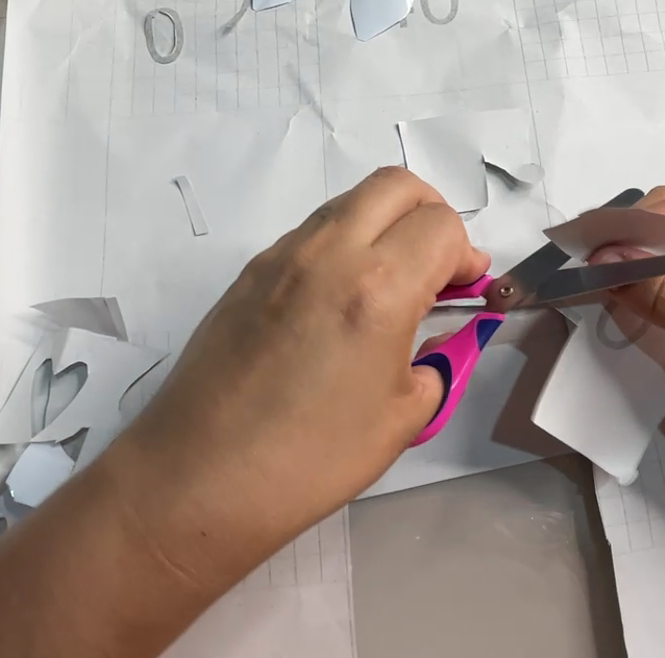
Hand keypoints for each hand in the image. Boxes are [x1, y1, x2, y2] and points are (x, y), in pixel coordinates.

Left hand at [93, 167, 488, 594]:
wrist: (198, 478)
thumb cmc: (312, 459)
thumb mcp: (402, 416)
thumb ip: (435, 357)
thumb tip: (439, 331)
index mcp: (378, 286)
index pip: (441, 226)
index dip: (466, 253)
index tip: (466, 288)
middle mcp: (330, 251)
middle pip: (398, 186)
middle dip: (432, 214)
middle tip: (436, 266)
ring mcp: (282, 254)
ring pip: (351, 201)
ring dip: (385, 224)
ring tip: (389, 282)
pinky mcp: (251, 269)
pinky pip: (314, 231)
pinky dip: (345, 244)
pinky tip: (340, 301)